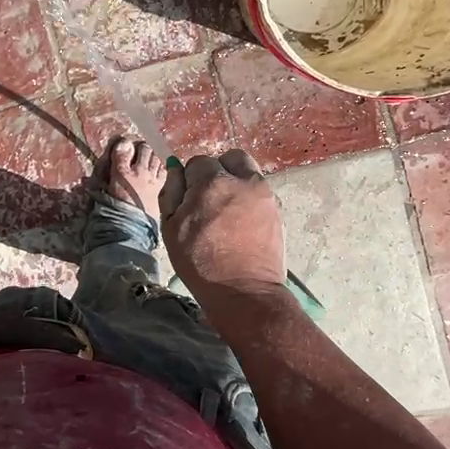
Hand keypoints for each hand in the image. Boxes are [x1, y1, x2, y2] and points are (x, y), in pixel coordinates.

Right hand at [161, 149, 285, 294]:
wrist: (243, 290)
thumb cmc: (199, 260)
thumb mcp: (171, 226)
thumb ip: (171, 192)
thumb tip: (176, 169)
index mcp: (212, 182)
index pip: (198, 161)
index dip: (189, 178)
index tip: (187, 198)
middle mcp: (243, 181)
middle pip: (231, 158)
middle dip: (218, 170)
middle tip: (208, 195)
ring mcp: (266, 195)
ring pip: (249, 173)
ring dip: (236, 183)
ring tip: (226, 211)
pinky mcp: (278, 211)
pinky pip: (261, 193)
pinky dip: (249, 200)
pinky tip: (240, 223)